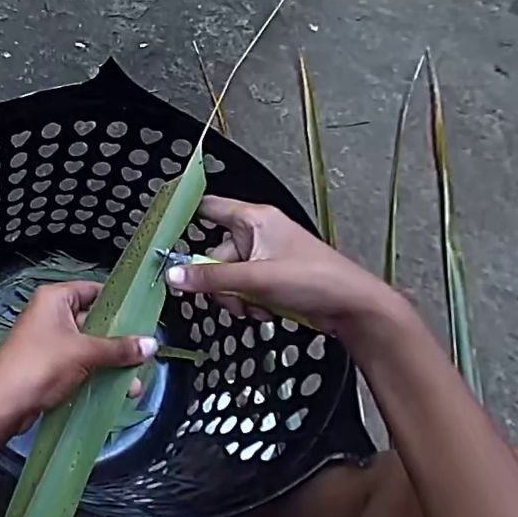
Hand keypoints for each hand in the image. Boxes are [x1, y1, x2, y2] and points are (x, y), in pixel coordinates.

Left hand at [0, 281, 155, 430]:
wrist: (1, 404)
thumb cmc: (39, 366)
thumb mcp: (84, 352)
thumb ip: (119, 349)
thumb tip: (151, 344)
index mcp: (54, 299)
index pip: (94, 290)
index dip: (119, 301)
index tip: (145, 314)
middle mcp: (51, 315)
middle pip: (94, 320)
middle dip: (120, 339)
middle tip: (146, 353)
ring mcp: (49, 342)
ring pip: (89, 346)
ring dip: (112, 363)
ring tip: (135, 382)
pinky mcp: (49, 366)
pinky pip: (80, 365)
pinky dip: (98, 374)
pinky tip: (118, 390)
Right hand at [164, 195, 406, 336]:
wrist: (354, 308)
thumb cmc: (316, 281)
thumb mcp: (256, 280)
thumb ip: (212, 279)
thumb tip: (173, 277)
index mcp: (254, 219)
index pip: (209, 207)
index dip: (185, 215)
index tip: (163, 232)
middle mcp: (256, 234)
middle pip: (212, 254)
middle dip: (219, 282)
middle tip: (234, 296)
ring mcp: (263, 256)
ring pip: (226, 277)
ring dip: (235, 297)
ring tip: (257, 305)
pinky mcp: (269, 276)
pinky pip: (241, 289)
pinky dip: (247, 302)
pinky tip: (265, 309)